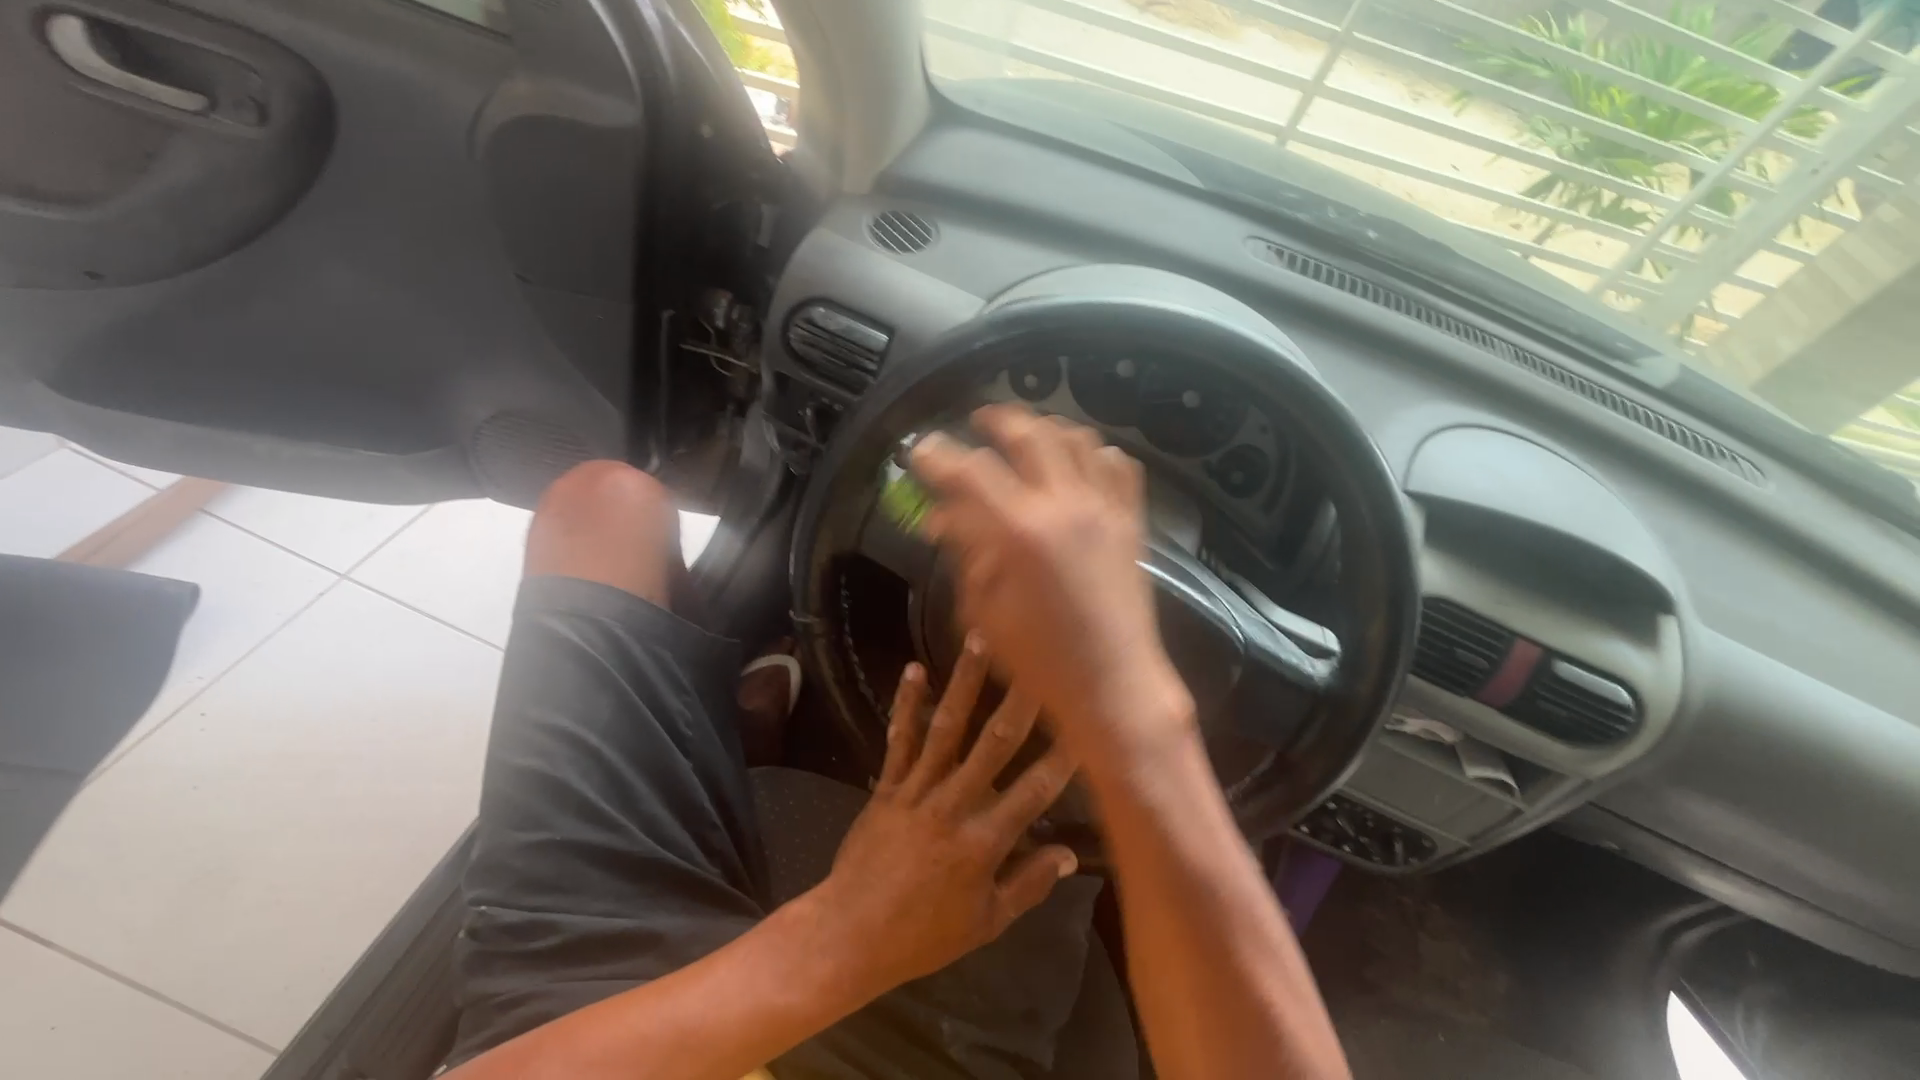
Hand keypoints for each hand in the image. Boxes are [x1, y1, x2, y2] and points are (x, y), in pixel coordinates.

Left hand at [810, 636, 1079, 992]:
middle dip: (1021, 697)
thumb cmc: (925, 934)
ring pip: (947, 727)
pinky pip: (900, 739)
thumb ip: (1028, 884)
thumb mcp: (986, 922)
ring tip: (980, 640)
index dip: (1065, 753)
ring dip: (965, 682)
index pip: (1036, 789)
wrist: (851, 934)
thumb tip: (1067, 854)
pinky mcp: (887, 786)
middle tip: (1040, 655)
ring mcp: (917, 790)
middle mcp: (954, 804)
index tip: (1087, 719)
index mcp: (984, 841)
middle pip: (995, 743)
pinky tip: (914, 670)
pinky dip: (907, 704)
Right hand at [910, 405, 1195, 768]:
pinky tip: (1081, 461)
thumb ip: (965, 553)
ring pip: (1076, 439)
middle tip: (977, 422)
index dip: (939, 455)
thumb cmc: (1039, 659)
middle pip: (1027, 434)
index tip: (921, 450)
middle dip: (996, 420)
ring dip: (1046, 428)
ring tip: (1027, 435)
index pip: (970, 471)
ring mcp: (1104, 509)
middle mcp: (1064, 505)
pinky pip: (1119, 466)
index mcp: (1019, 530)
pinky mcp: (1131, 522)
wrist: (1112, 683)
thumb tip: (942, 518)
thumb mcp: (984, 609)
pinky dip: (1095, 452)